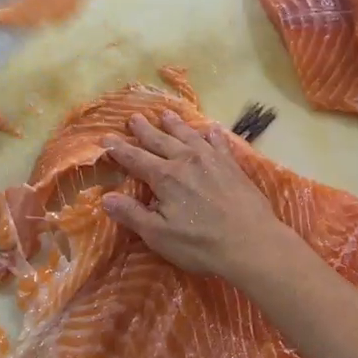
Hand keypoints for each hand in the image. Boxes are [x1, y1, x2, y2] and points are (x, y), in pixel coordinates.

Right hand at [99, 112, 298, 280]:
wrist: (251, 242)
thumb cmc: (201, 244)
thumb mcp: (159, 235)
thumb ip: (133, 214)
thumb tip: (106, 197)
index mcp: (164, 177)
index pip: (135, 158)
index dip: (118, 149)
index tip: (105, 138)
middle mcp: (184, 160)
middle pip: (159, 140)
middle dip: (144, 129)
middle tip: (133, 117)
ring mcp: (210, 159)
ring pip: (187, 135)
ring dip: (174, 124)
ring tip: (165, 114)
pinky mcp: (231, 164)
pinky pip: (218, 143)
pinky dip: (212, 135)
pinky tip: (211, 130)